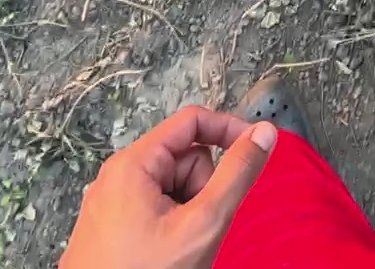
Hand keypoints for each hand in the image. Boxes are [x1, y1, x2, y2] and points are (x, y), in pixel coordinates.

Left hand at [61, 106, 276, 268]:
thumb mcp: (203, 223)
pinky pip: (156, 208)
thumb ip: (238, 172)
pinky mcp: (108, 231)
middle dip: (204, 184)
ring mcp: (109, 206)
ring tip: (183, 244)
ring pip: (174, 184)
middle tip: (201, 223)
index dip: (230, 129)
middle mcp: (116, 177)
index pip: (193, 121)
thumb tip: (266, 131)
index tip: (256, 151)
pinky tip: (167, 254)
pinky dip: (173, 223)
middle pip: (185, 156)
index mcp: (131, 165)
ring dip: (191, 207)